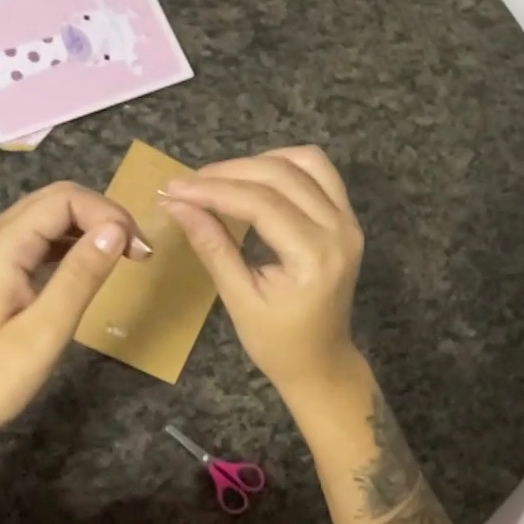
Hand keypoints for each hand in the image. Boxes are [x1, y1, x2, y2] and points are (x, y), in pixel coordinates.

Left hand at [0, 182, 149, 449]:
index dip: (108, 214)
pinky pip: (34, 243)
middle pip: (53, 200)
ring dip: (88, 229)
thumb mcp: (44, 332)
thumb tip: (117, 230)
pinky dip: (68, 246)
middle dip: (102, 216)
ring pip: (44, 220)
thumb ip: (80, 276)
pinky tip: (88, 269)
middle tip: (139, 252)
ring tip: (124, 258)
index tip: (140, 251)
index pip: (63, 200)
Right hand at [161, 145, 364, 392]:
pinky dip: (285, 166)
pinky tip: (254, 179)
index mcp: (314, 257)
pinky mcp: (347, 219)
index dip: (214, 190)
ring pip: (306, 163)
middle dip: (230, 172)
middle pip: (282, 175)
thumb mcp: (239, 299)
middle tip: (189, 183)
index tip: (175, 188)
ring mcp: (349, 222)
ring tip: (220, 179)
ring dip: (259, 162)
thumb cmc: (278, 343)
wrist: (322, 362)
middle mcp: (339, 231)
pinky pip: (320, 174)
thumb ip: (213, 246)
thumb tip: (178, 204)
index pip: (261, 204)